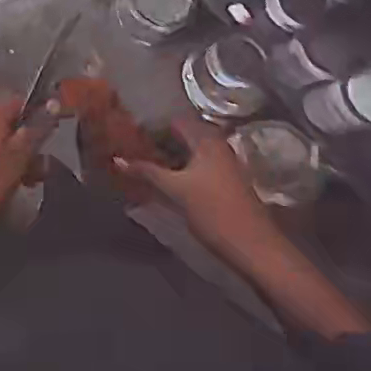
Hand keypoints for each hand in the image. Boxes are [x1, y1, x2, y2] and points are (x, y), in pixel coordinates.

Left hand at [0, 96, 51, 222]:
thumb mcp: (20, 154)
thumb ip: (37, 130)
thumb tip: (53, 106)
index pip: (22, 103)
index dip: (41, 117)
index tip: (52, 137)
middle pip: (15, 126)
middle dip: (32, 147)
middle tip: (40, 169)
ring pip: (7, 144)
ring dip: (23, 161)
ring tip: (28, 181)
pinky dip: (7, 168)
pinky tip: (12, 185)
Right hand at [118, 117, 370, 337]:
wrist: (254, 248)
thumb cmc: (213, 211)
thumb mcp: (174, 190)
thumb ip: (145, 171)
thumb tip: (116, 158)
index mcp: (207, 141)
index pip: (174, 122)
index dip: (152, 125)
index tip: (129, 132)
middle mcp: (218, 147)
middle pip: (183, 137)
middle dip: (158, 142)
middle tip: (131, 148)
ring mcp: (225, 166)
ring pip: (190, 154)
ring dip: (169, 157)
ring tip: (143, 164)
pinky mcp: (226, 184)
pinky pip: (197, 167)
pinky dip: (180, 170)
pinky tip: (164, 181)